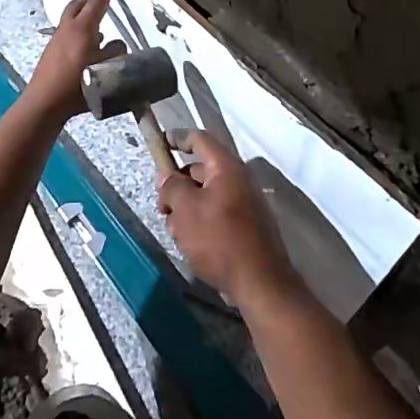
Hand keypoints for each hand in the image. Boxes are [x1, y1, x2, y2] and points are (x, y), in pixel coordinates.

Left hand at [26, 0, 125, 122]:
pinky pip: (68, 35)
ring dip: (84, 19)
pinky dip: (79, 34)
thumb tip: (116, 45)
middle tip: (100, 1)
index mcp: (83, 28)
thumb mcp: (106, 68)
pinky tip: (87, 52)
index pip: (96, 2)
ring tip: (99, 31)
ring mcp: (56, 41)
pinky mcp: (51, 54)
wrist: (45, 102)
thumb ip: (114, 53)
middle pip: (77, 5)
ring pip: (72, 21)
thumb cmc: (79, 84)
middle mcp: (67, 30)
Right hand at [158, 129, 303, 310]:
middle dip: (177, 185)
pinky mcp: (246, 226)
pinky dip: (200, 223)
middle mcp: (239, 180)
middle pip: (200, 170)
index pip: (200, 140)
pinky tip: (191, 244)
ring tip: (176, 231)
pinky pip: (216, 214)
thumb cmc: (219, 239)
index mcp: (227, 168)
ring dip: (186, 209)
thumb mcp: (186, 210)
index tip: (161, 143)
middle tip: (162, 207)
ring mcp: (245, 203)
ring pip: (206, 196)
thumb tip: (168, 177)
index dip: (178, 138)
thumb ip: (172, 187)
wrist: (258, 280)